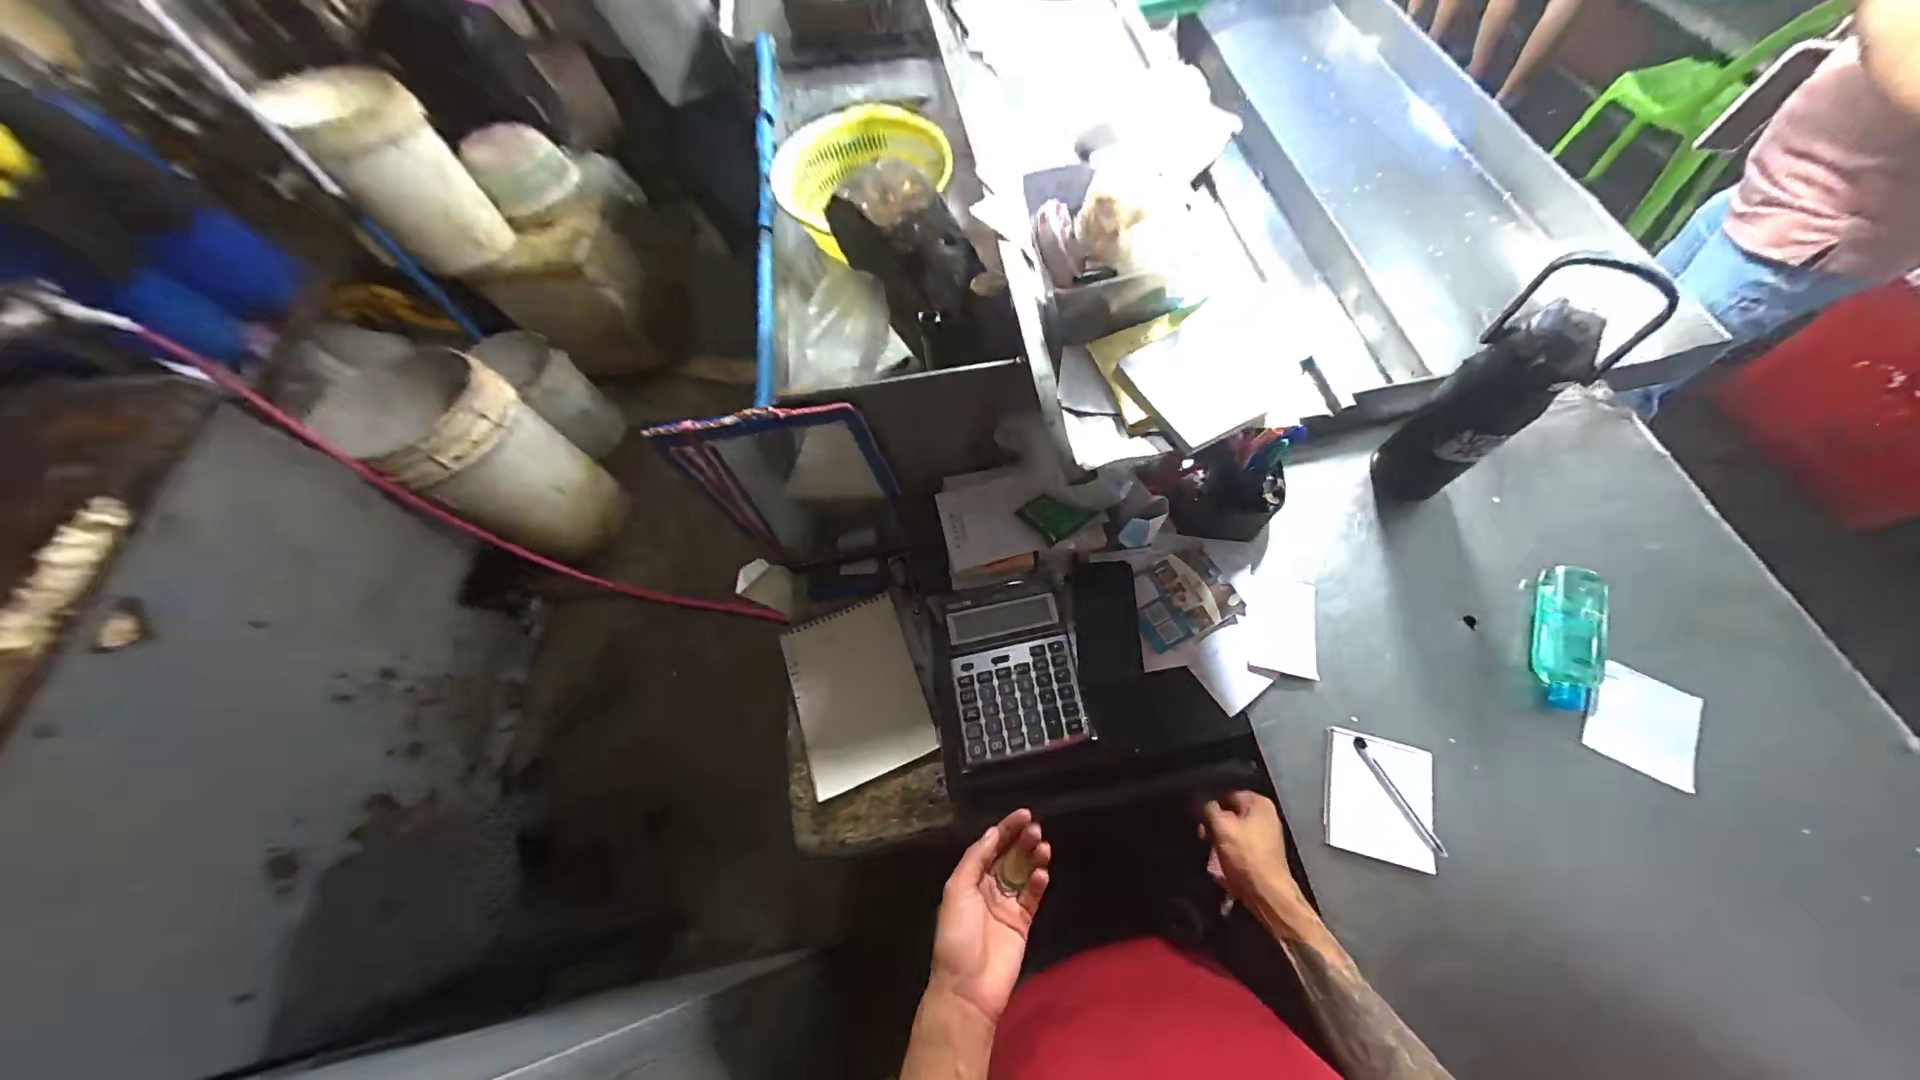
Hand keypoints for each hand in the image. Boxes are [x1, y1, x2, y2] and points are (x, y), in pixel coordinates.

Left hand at [927, 808, 1051, 1022]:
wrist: (968, 987)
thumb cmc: (957, 934)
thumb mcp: (957, 889)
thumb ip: (976, 859)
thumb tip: (993, 832)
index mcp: (970, 878)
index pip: (991, 846)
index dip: (1007, 829)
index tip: (1024, 814)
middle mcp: (988, 887)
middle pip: (1010, 856)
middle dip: (1022, 840)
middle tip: (1036, 829)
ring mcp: (1006, 905)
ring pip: (1024, 873)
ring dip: (1033, 858)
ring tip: (1044, 847)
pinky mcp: (1022, 922)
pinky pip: (1032, 896)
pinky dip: (1038, 883)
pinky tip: (1042, 874)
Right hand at [1201, 790, 1319, 940]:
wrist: (1268, 894)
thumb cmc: (1245, 856)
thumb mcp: (1221, 826)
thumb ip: (1209, 808)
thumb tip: (1204, 803)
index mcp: (1260, 803)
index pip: (1225, 794)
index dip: (1210, 806)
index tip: (1201, 820)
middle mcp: (1266, 815)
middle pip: (1230, 812)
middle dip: (1214, 823)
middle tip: (1204, 836)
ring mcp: (1266, 834)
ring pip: (1233, 828)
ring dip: (1219, 837)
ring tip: (1211, 850)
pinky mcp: (1263, 852)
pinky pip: (1240, 842)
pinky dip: (1229, 848)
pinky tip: (1222, 858)